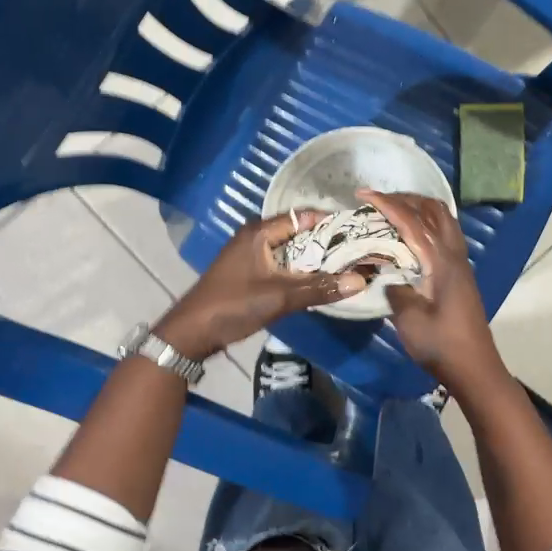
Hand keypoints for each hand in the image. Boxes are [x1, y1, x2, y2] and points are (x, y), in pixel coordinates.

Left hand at [152, 212, 366, 359]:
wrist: (190, 334)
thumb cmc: (233, 306)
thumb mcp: (280, 297)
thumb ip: (320, 288)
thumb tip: (361, 280)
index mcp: (259, 232)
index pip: (303, 216)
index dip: (330, 222)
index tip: (358, 231)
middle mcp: (255, 237)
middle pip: (299, 232)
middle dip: (326, 241)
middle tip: (357, 250)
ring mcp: (251, 255)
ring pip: (291, 250)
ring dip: (314, 257)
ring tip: (345, 265)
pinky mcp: (250, 273)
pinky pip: (282, 263)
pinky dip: (301, 269)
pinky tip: (318, 280)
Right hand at [357, 189, 507, 397]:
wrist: (474, 366)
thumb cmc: (440, 344)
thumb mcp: (409, 318)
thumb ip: (394, 288)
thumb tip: (385, 274)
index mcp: (441, 260)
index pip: (413, 221)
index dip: (388, 204)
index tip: (364, 194)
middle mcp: (454, 254)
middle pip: (434, 210)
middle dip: (406, 199)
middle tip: (379, 201)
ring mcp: (461, 262)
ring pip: (444, 220)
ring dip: (420, 209)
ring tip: (394, 212)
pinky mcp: (461, 273)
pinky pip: (446, 234)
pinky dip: (428, 224)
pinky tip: (411, 237)